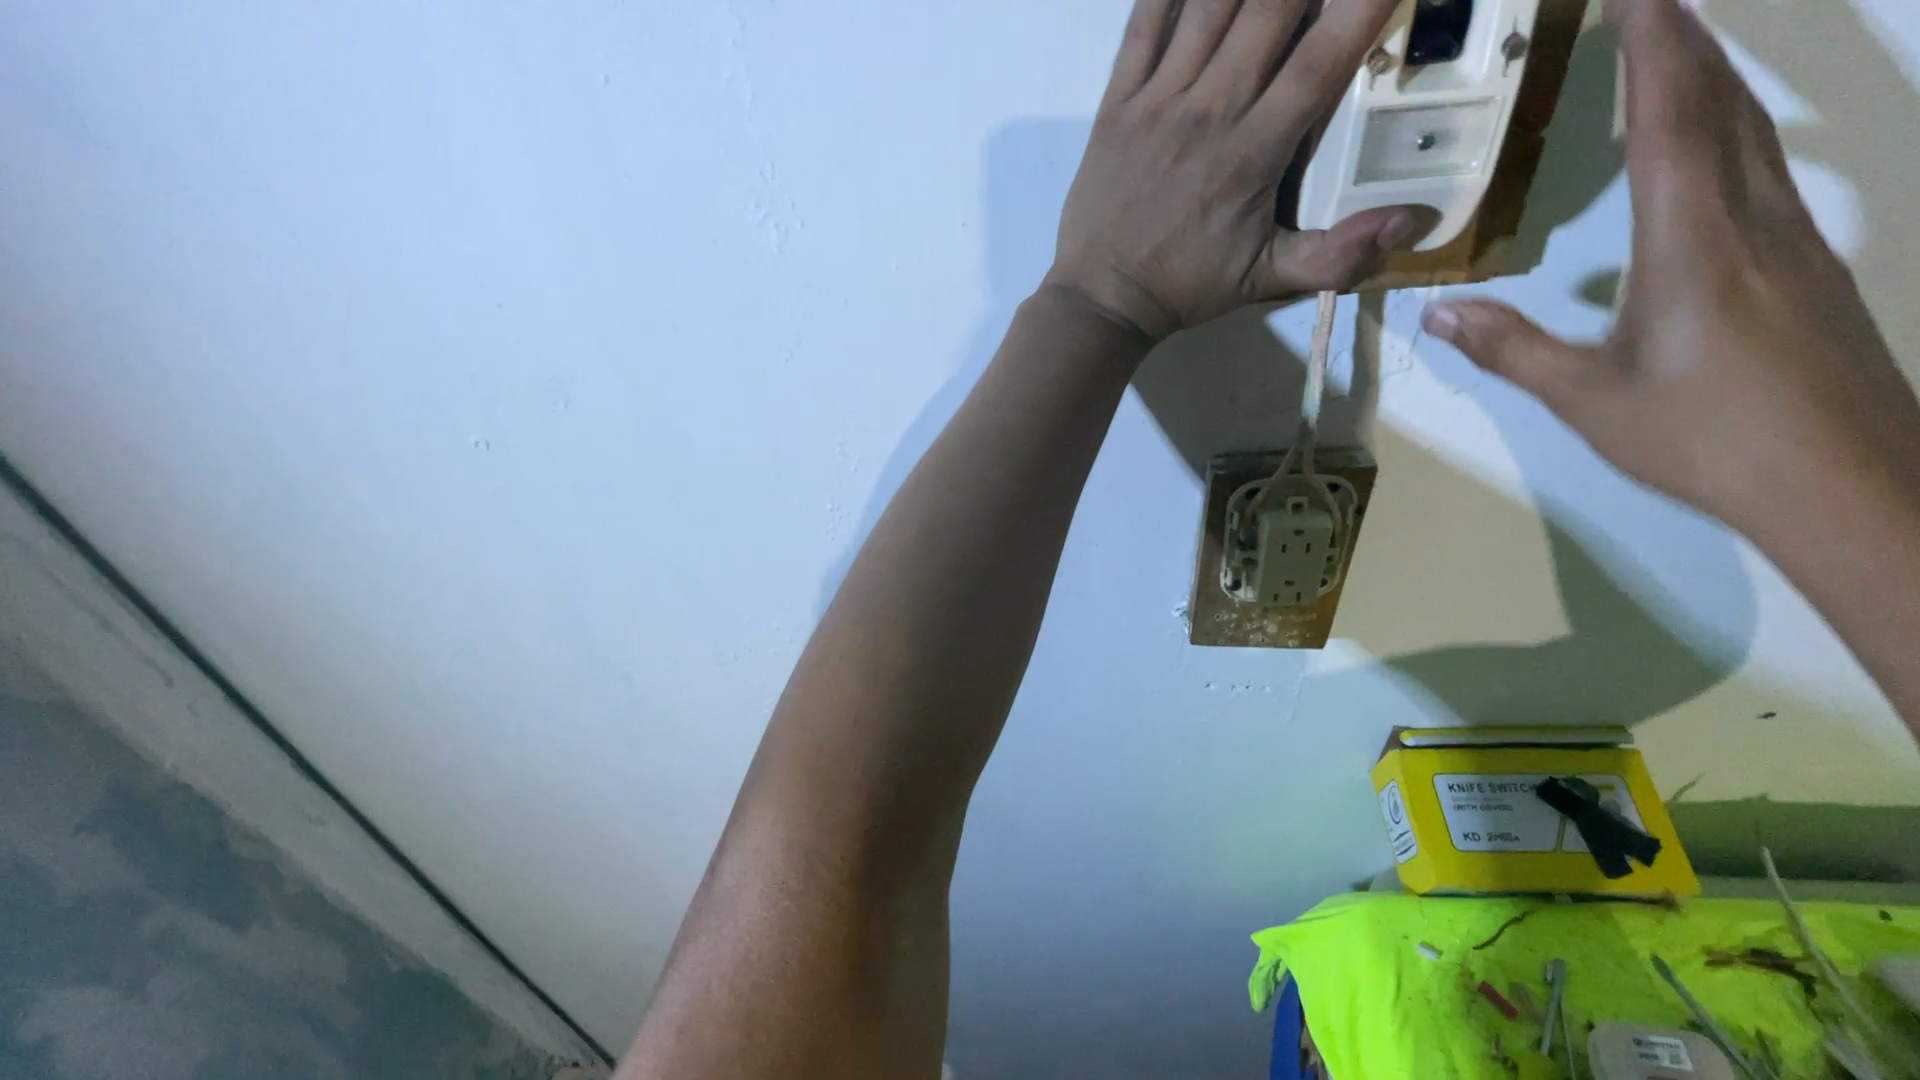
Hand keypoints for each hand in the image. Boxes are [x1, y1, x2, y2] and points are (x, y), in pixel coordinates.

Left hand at [1046, 0, 1422, 343]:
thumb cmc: (1185, 286)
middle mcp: (1208, 111)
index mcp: (1252, 152)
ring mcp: (1157, 101)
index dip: (1362, 5)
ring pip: (1209, 5)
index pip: (1321, 61)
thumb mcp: (1264, 281)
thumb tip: (1409, 224)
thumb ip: (1335, 256)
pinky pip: (1141, 25)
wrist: (1102, 297)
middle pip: (1269, 8)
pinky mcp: (1115, 102)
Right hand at [1423, 0, 1919, 536]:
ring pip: (1752, 133)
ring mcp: (1793, 238)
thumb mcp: (1588, 399)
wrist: (1844, 479)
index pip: (1670, 119)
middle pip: (1721, 105)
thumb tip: (1438, 311)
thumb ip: (1512, 349)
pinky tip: (1706, 152)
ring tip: (1673, 50)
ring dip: (1711, 79)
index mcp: (1692, 243)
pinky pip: (1764, 170)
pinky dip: (1729, 131)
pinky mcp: (1808, 265)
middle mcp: (1752, 220)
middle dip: (1684, 41)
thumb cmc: (1705, 437)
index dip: (1652, 44)